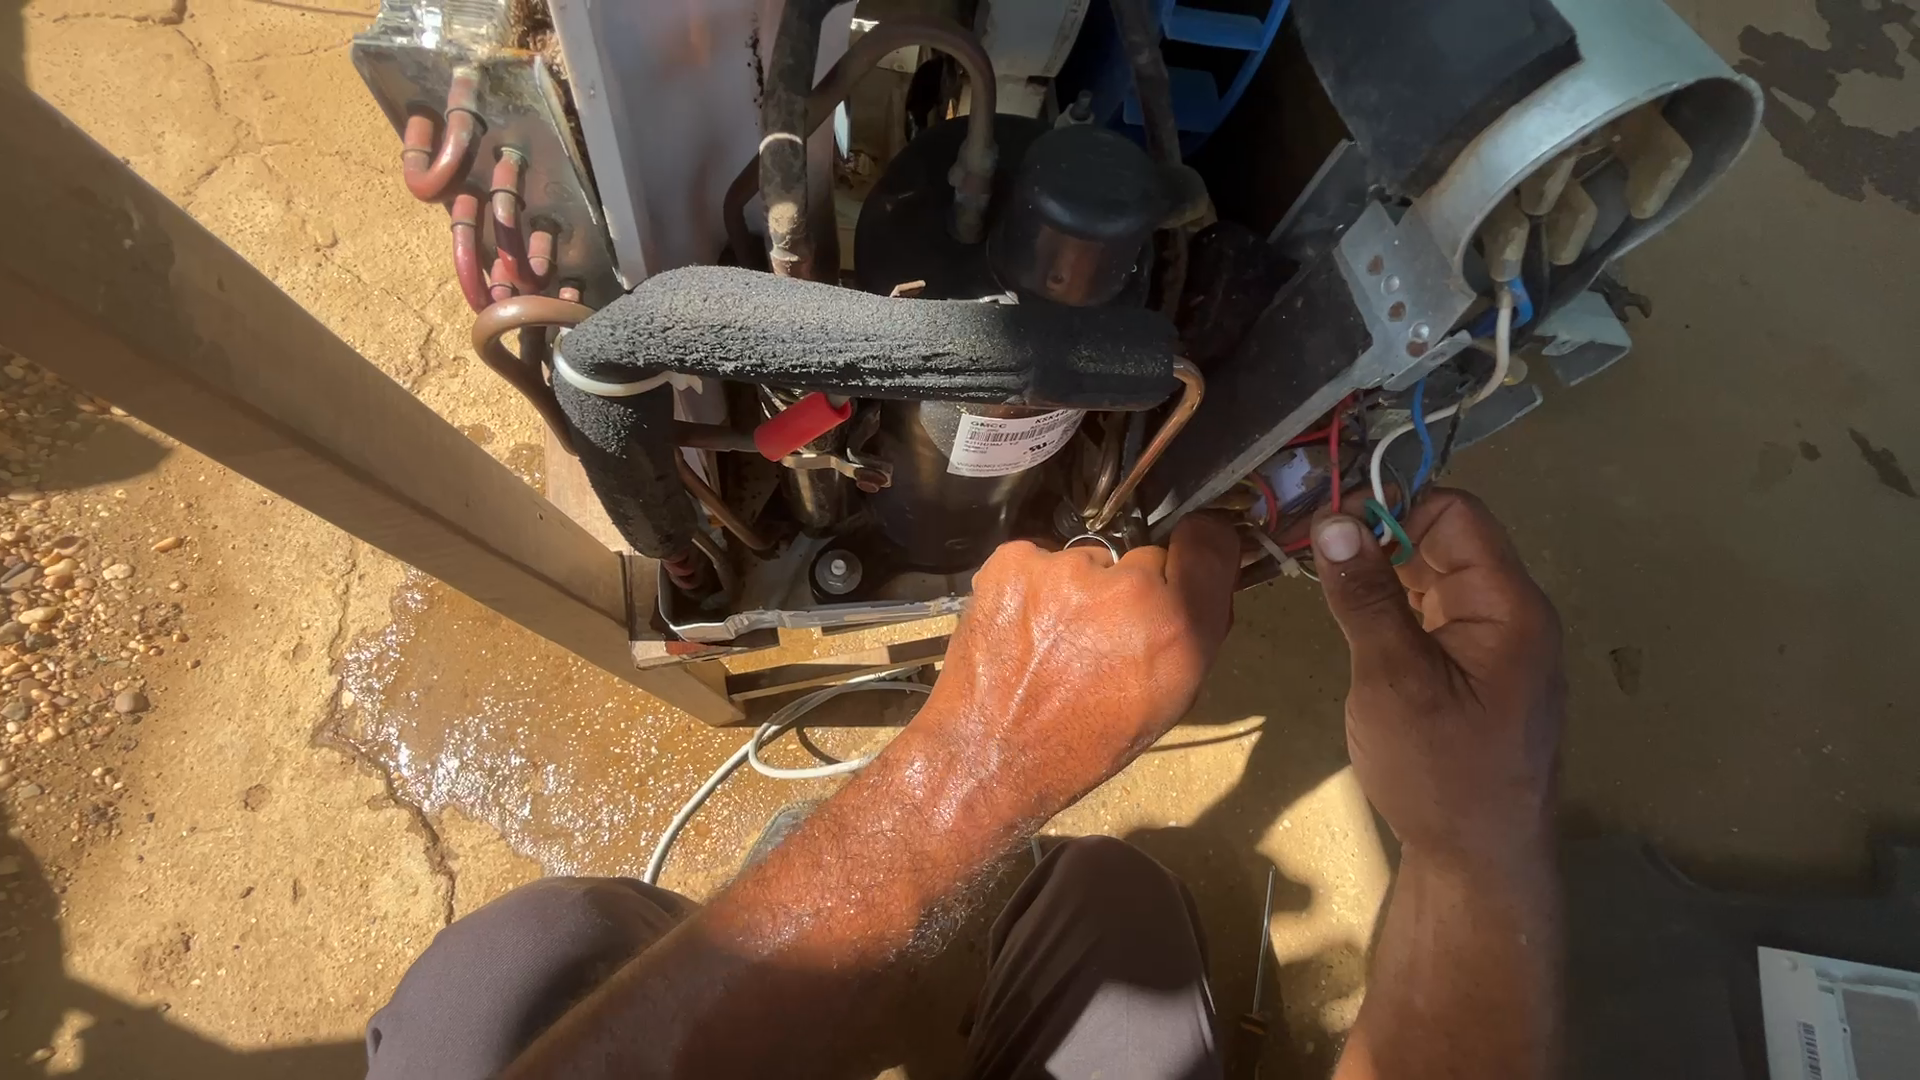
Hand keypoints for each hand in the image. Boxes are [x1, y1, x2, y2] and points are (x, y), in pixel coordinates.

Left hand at [918, 514, 1240, 816]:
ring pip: (1085, 560)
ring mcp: (1065, 570)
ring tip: (1051, 638)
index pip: (1209, 544)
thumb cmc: (1083, 742)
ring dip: (1076, 588)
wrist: (989, 754)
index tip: (1184, 559)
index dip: (1198, 547)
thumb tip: (1193, 585)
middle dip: (1129, 588)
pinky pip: (1038, 560)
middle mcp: (1127, 590)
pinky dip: (1032, 585)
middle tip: (1098, 633)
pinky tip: (1021, 625)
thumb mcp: (1166, 703)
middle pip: (1142, 557)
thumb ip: (1189, 635)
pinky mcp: (1014, 562)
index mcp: (1178, 629)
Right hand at [1310, 489, 1564, 872]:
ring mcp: (1487, 640)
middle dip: (1374, 530)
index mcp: (1507, 605)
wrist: (1475, 860)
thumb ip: (1365, 596)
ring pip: (1431, 572)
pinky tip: (1347, 606)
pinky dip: (1386, 597)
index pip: (1455, 514)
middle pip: (1443, 538)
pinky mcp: (1465, 665)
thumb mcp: (1393, 678)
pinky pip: (1427, 608)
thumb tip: (1331, 520)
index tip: (1322, 521)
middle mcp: (1506, 612)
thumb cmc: (1440, 770)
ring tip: (1313, 567)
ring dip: (1376, 564)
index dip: (1389, 504)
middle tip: (1303, 541)